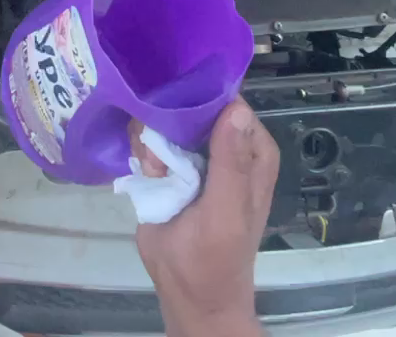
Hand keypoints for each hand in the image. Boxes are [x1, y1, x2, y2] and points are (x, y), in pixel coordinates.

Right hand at [135, 100, 278, 336]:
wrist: (187, 295)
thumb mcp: (226, 211)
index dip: (201, 99)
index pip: (229, 102)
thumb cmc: (216, 258)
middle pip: (191, 104)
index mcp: (252, 151)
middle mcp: (226, 145)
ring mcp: (195, 154)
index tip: (177, 114)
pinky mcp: (169, 164)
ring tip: (156, 171)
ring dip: (153, 140)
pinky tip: (149, 173)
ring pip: (165, 118)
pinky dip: (144, 151)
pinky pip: (150, 137)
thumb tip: (236, 109)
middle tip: (162, 154)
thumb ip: (231, 162)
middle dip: (169, 121)